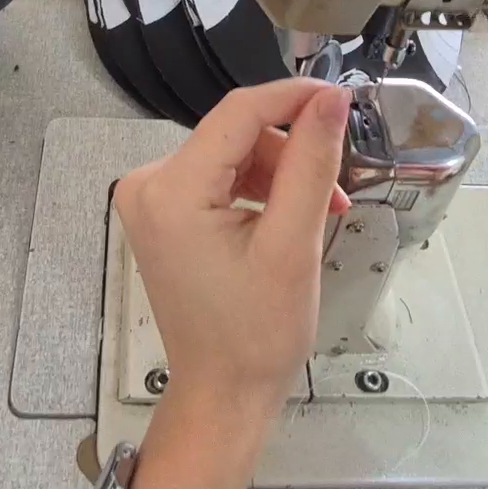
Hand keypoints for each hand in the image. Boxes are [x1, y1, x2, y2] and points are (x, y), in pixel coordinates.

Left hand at [113, 79, 351, 488]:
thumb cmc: (257, 333)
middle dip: (290, 150)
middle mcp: (147, 182)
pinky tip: (287, 215)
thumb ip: (312, 162)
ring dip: (279, 172)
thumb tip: (331, 99)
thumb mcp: (293, 244)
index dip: (292, 97)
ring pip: (231, 152)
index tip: (340, 96)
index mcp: (170, 189)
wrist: (222, 392)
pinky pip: (219, 175)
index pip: (237, 112)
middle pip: (235, 133)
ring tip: (321, 210)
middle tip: (337, 183)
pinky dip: (258, 187)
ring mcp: (150, 197)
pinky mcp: (162, 211)